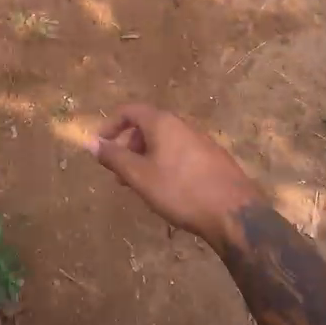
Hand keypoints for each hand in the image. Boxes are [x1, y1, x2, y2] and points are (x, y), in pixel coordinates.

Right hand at [86, 103, 264, 249]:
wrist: (235, 213)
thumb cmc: (181, 190)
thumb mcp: (140, 176)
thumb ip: (114, 157)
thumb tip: (90, 142)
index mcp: (162, 122)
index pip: (129, 110)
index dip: (110, 125)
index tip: (101, 146)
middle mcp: (182, 124)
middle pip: (147, 125)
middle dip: (128, 145)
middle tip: (119, 171)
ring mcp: (201, 140)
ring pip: (165, 141)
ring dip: (146, 156)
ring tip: (140, 184)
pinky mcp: (215, 158)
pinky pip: (181, 152)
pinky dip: (165, 163)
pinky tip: (168, 190)